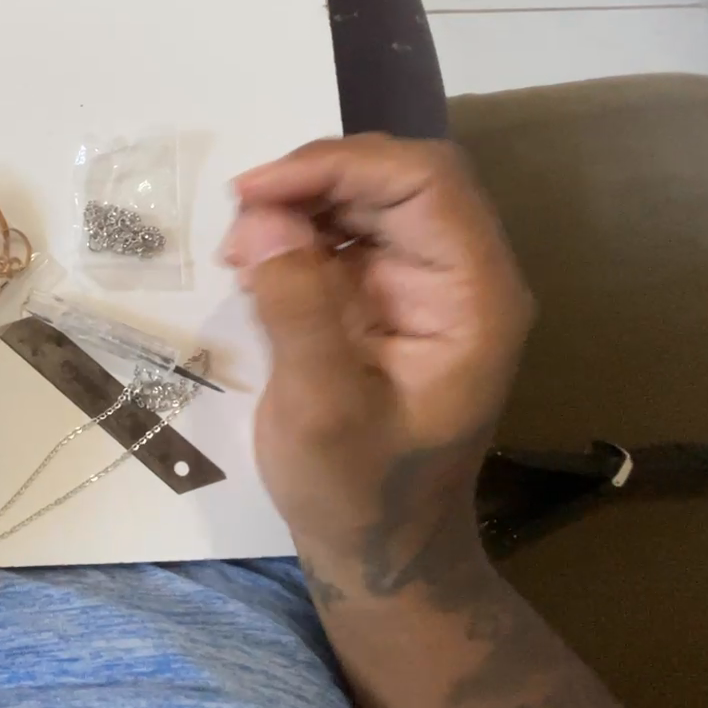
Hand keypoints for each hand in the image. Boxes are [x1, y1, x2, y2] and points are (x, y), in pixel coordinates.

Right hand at [223, 135, 531, 575]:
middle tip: (236, 224)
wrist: (372, 541)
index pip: (423, 183)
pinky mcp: (375, 300)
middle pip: (394, 179)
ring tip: (236, 254)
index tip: (249, 194)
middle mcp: (454, 276)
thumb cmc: (357, 488)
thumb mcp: (321, 409)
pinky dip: (287, 237)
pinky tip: (251, 270)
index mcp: (471, 296)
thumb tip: (258, 223)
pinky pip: (335, 239)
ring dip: (293, 208)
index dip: (335, 166)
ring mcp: (415, 286)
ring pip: (360, 201)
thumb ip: (297, 312)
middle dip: (309, 183)